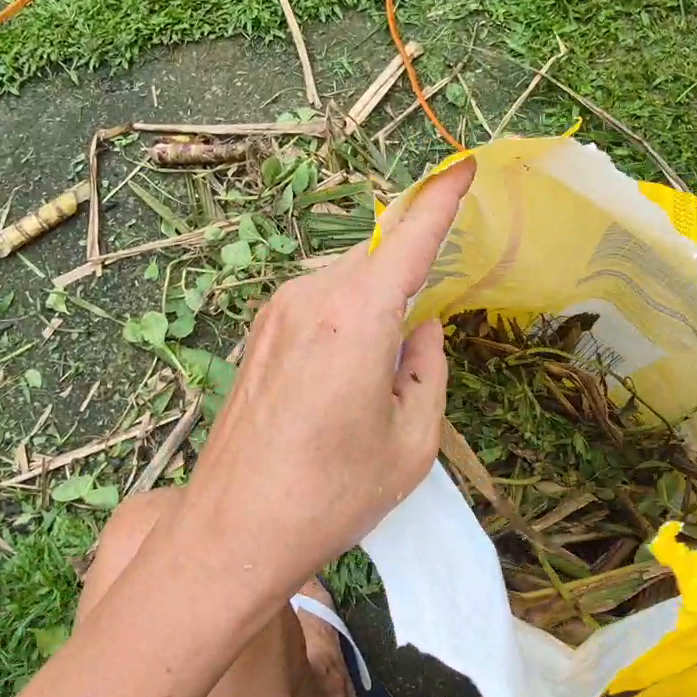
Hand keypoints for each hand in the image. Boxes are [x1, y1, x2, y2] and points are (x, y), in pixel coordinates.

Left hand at [173, 158, 475, 595]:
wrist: (233, 530)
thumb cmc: (331, 494)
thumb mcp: (411, 442)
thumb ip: (428, 368)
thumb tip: (420, 325)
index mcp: (355, 317)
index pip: (409, 238)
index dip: (441, 199)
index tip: (463, 165)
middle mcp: (310, 298)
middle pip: (377, 260)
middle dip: (409, 277)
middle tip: (424, 335)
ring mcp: (276, 312)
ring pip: (346, 282)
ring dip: (375, 306)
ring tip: (378, 378)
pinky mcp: (258, 332)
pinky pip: (319, 303)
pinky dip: (346, 317)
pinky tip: (344, 378)